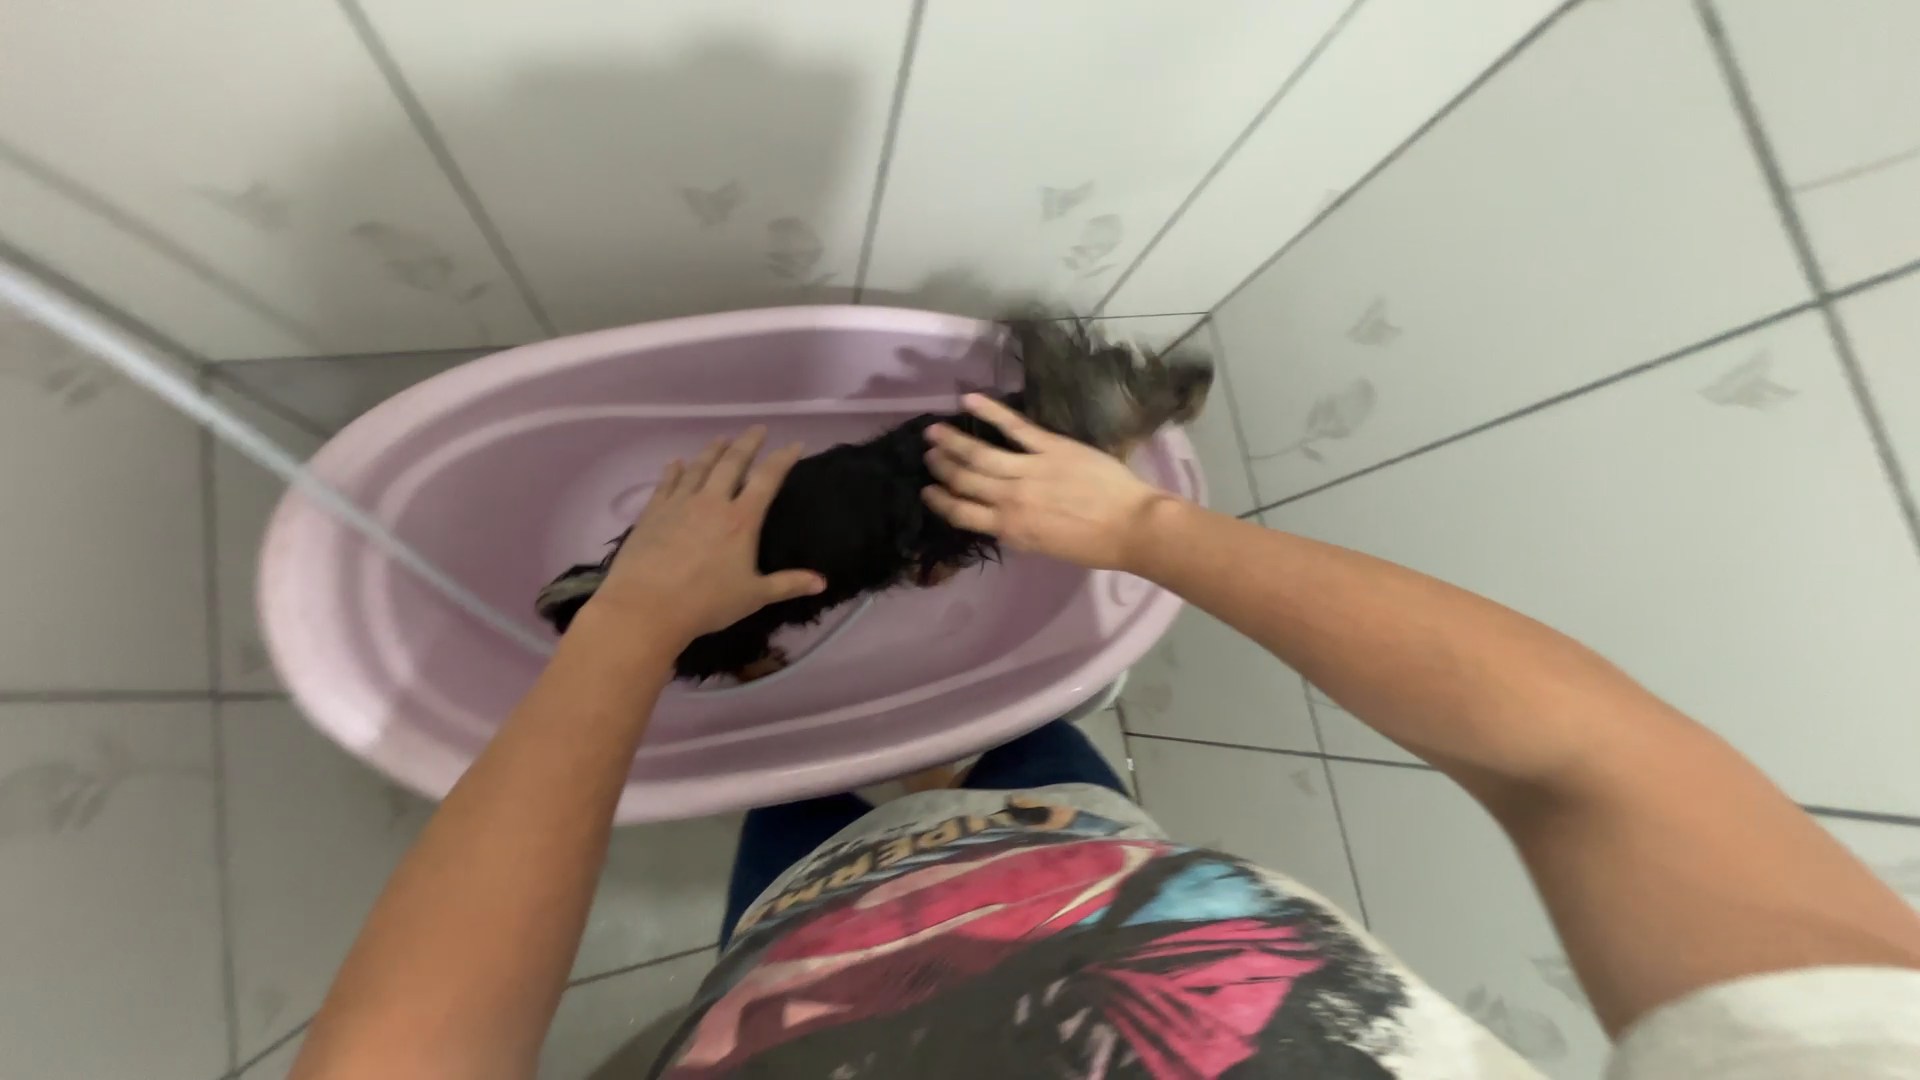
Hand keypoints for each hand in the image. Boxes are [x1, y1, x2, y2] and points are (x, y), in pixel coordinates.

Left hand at [587, 427, 824, 645]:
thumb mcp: (754, 596)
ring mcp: (679, 504)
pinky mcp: (653, 513)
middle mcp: (712, 502)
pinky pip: (667, 483)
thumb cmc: (706, 602)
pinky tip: (677, 463)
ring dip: (713, 450)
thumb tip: (821, 582)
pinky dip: (675, 470)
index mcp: (741, 520)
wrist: (645, 607)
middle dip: (748, 443)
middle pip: (732, 462)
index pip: (767, 479)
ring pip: (699, 467)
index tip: (796, 444)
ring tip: (722, 438)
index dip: (783, 458)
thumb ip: (788, 585)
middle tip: (758, 429)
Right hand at [922, 394, 1176, 570]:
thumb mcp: (1043, 548)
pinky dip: (990, 411)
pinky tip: (970, 400)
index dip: (940, 501)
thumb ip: (1016, 531)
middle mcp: (1011, 499)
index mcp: (1010, 528)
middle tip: (928, 454)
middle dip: (942, 467)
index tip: (927, 490)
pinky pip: (1014, 427)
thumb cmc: (1092, 545)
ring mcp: (1029, 470)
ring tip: (935, 431)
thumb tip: (996, 517)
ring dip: (953, 441)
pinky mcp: (1051, 448)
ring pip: (980, 454)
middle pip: (965, 480)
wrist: (1131, 527)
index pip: (961, 513)